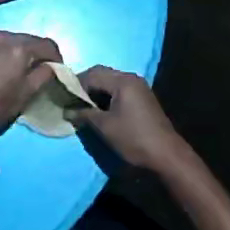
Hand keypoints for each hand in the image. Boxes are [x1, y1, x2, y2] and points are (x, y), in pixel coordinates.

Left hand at [0, 30, 60, 144]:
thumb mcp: (24, 96)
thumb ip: (44, 76)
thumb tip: (52, 67)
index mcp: (18, 46)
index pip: (48, 45)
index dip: (56, 60)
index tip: (56, 75)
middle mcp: (2, 34)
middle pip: (28, 40)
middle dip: (36, 55)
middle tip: (37, 75)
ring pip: (11, 40)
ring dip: (18, 53)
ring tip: (14, 73)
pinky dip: (1, 52)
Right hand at [74, 67, 191, 174]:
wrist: (167, 156)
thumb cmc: (134, 138)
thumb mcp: (105, 127)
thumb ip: (84, 114)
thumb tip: (67, 110)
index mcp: (123, 81)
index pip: (92, 74)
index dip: (76, 84)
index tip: (63, 96)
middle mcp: (131, 78)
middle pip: (102, 74)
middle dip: (85, 86)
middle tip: (71, 100)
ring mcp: (139, 88)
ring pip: (110, 82)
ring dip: (96, 91)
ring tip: (83, 106)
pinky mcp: (142, 98)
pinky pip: (119, 90)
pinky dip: (106, 96)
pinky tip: (99, 110)